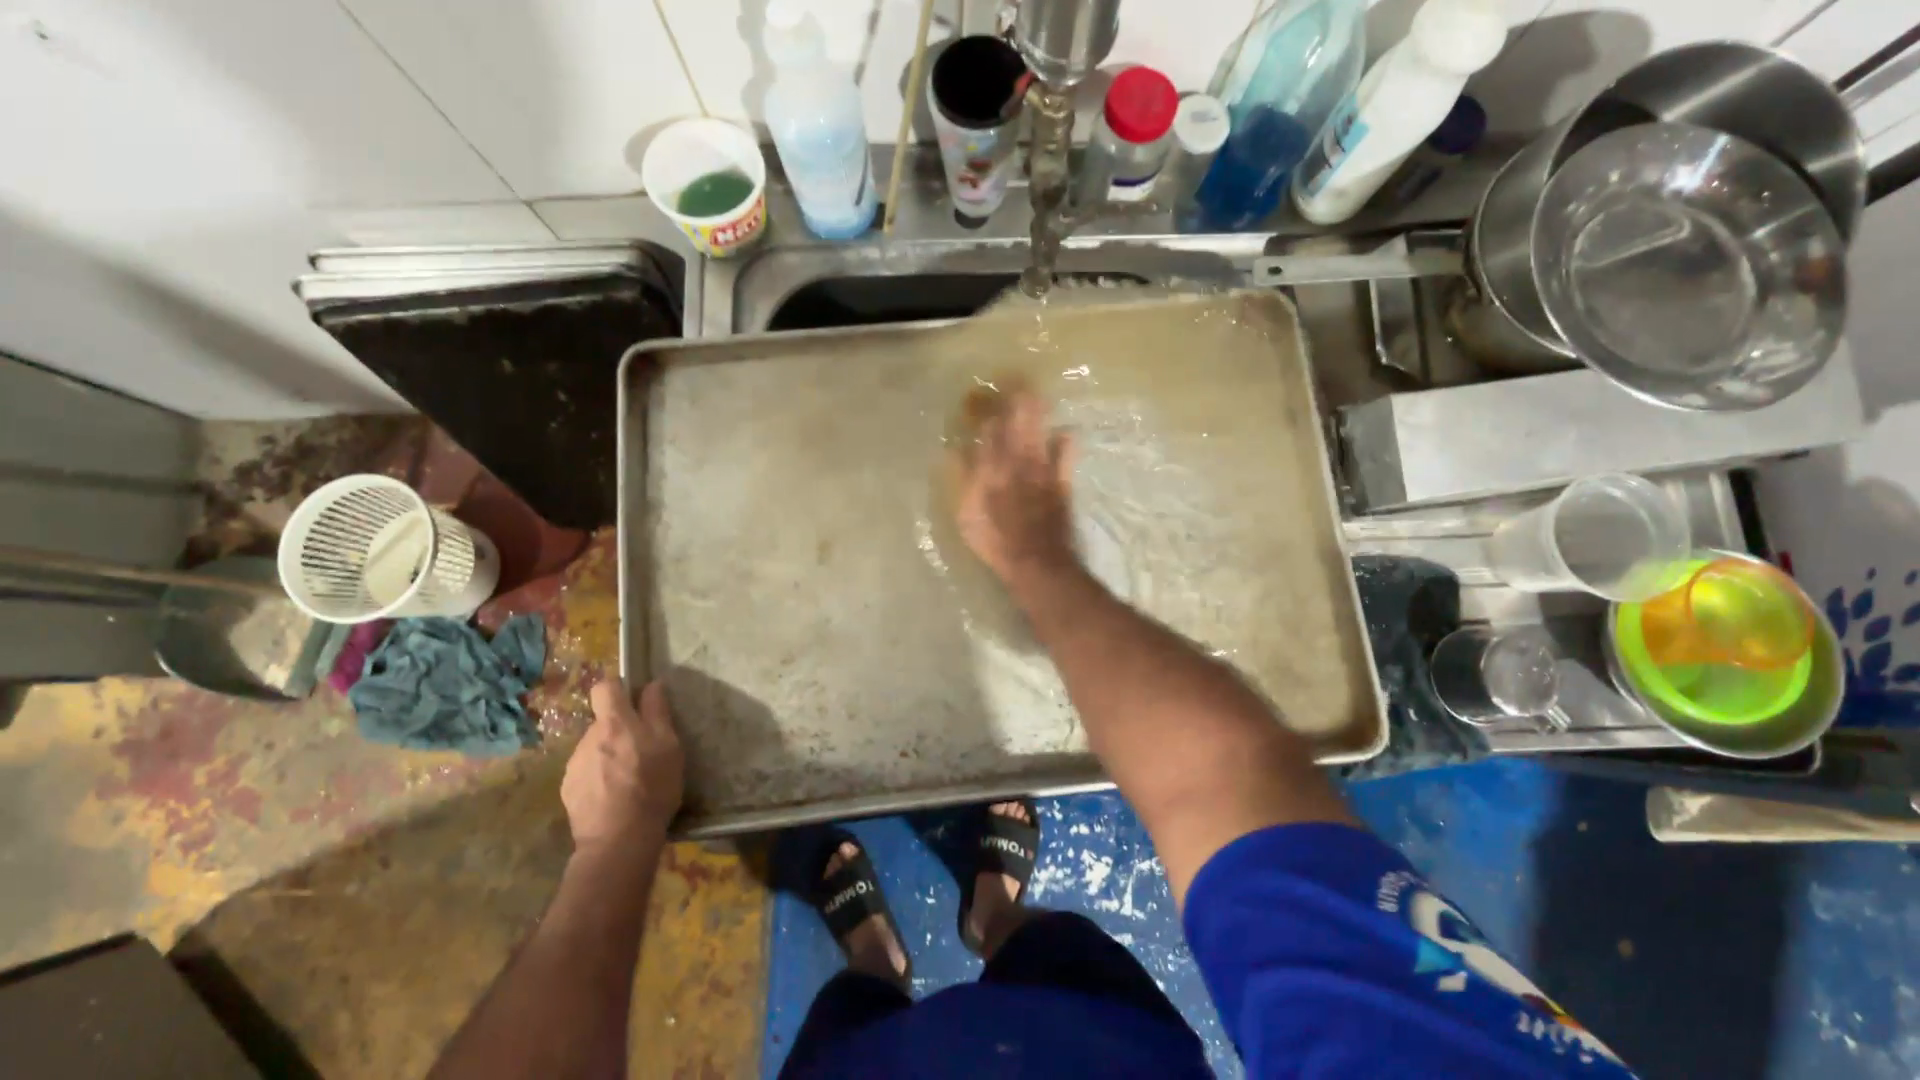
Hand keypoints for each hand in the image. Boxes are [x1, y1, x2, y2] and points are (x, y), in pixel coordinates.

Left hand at [563, 678, 683, 850]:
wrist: (619, 839)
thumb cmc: (652, 788)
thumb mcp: (669, 747)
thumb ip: (658, 712)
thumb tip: (651, 685)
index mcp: (615, 723)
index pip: (605, 687)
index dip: (618, 689)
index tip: (634, 702)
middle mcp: (589, 737)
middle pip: (603, 722)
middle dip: (619, 731)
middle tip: (640, 753)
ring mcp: (575, 764)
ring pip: (595, 748)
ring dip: (608, 756)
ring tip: (626, 780)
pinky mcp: (567, 789)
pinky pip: (585, 772)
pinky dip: (597, 778)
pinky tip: (612, 797)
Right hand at [952, 386, 1078, 586]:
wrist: (1036, 562)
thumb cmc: (996, 542)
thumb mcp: (967, 515)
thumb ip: (965, 480)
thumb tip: (957, 452)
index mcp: (991, 469)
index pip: (988, 431)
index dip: (987, 413)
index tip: (985, 398)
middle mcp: (1017, 463)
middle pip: (1016, 423)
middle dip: (1015, 400)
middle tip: (1016, 377)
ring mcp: (1042, 471)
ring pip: (1039, 431)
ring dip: (1037, 410)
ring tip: (1035, 391)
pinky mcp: (1062, 482)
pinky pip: (1067, 454)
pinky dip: (1066, 442)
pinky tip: (1067, 432)